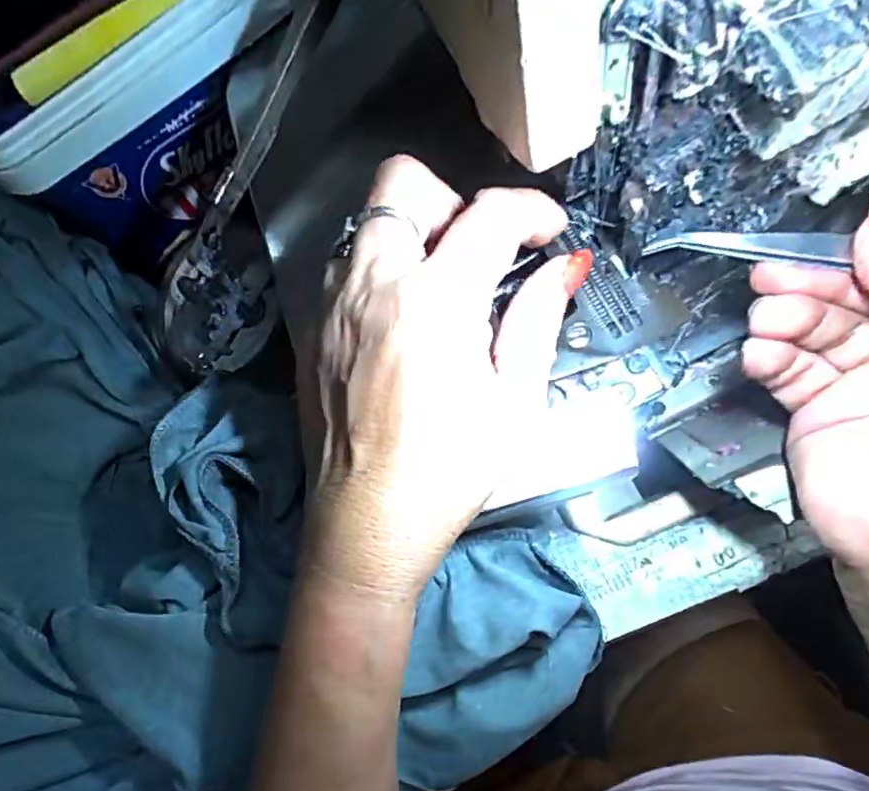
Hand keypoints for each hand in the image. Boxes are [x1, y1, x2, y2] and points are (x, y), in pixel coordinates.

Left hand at [300, 155, 589, 602]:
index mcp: (435, 302)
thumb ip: (535, 323)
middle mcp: (373, 289)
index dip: (530, 209)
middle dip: (451, 200)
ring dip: (407, 239)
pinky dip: (374, 279)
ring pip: (363, 229)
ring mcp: (331, 312)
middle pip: (402, 183)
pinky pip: (339, 277)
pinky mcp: (310, 340)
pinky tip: (395, 326)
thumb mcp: (513, 405)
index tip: (546, 230)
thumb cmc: (447, 478)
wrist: (367, 528)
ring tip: (436, 290)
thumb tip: (559, 272)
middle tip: (477, 249)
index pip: (488, 213)